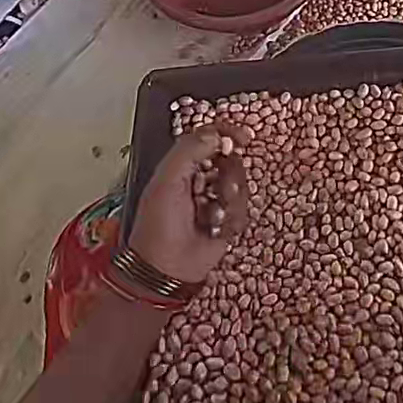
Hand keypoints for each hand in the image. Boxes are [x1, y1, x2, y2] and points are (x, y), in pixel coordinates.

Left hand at [128, 124, 250, 283]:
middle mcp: (201, 178)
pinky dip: (232, 219)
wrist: (166, 268)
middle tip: (222, 191)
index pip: (208, 137)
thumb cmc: (159, 224)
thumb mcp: (167, 182)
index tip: (244, 137)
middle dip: (230, 176)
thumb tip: (216, 135)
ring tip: (213, 216)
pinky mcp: (228, 220)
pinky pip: (243, 209)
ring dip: (230, 201)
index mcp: (182, 164)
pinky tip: (216, 229)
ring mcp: (216, 199)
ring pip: (240, 184)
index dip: (227, 134)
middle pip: (231, 160)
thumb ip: (188, 152)